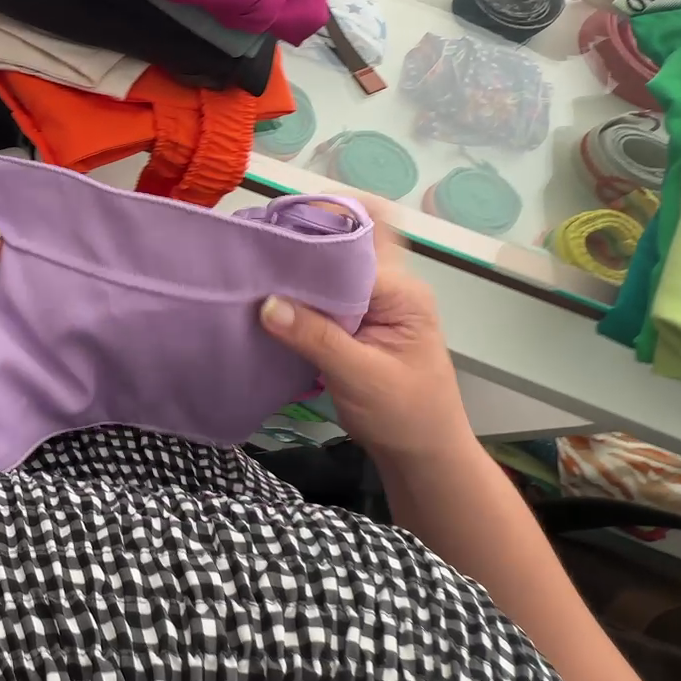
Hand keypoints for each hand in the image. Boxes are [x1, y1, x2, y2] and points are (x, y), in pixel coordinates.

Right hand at [259, 201, 475, 466]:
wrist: (424, 456)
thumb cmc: (405, 417)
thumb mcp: (360, 378)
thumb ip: (315, 337)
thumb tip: (267, 302)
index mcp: (401, 292)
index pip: (357, 241)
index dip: (318, 227)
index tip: (276, 225)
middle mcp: (390, 285)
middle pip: (348, 238)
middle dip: (306, 231)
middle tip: (259, 238)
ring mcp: (373, 300)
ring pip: (333, 262)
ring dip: (299, 259)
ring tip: (257, 260)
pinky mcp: (355, 316)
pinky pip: (324, 287)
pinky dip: (298, 284)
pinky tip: (268, 289)